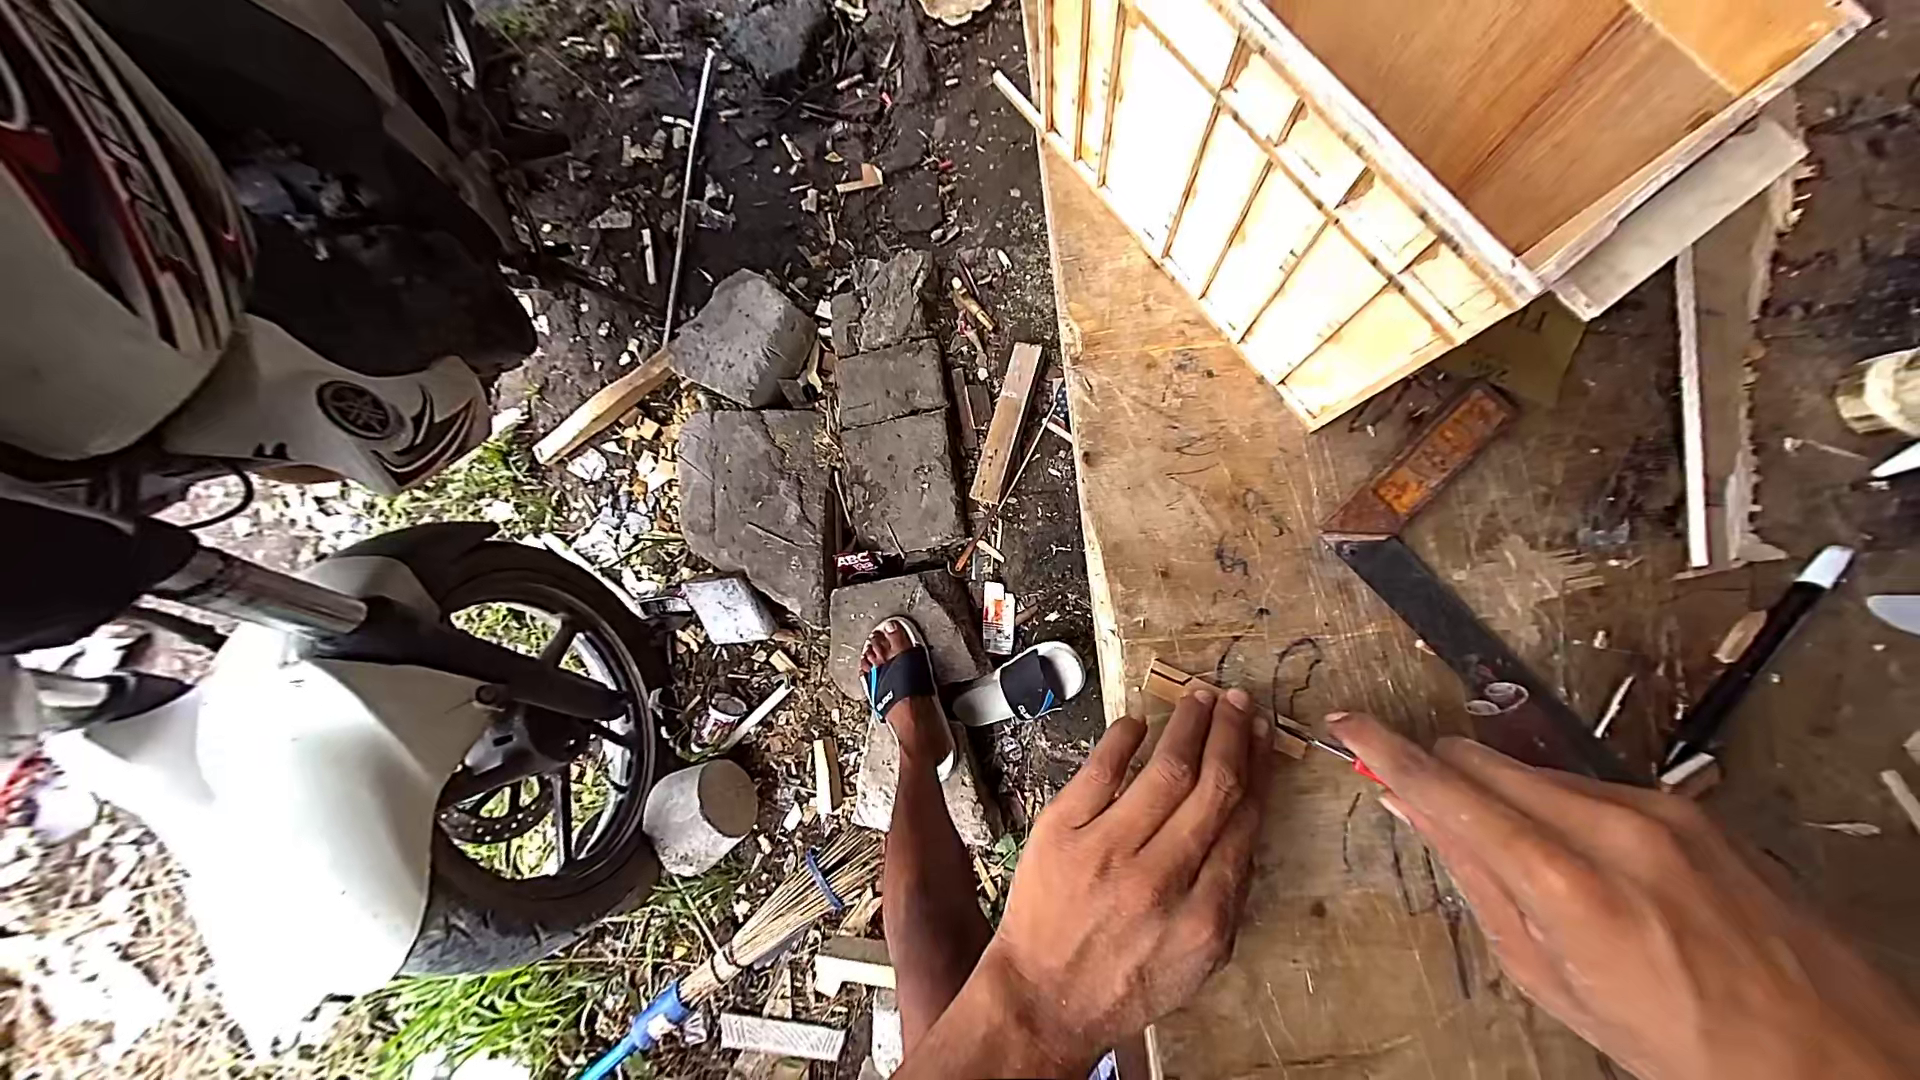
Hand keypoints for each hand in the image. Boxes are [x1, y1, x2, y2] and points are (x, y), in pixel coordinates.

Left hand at [895, 687, 1276, 1077]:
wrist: (1044, 994)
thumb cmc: (1125, 979)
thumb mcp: (1196, 959)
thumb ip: (1226, 892)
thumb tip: (1243, 816)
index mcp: (1205, 916)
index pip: (1242, 821)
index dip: (1258, 768)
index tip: (1263, 736)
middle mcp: (1160, 877)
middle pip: (1210, 786)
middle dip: (1231, 735)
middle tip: (1238, 701)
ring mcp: (1106, 848)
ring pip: (1163, 770)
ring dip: (1188, 725)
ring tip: (1200, 698)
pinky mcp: (1061, 828)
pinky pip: (1100, 769)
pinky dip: (1122, 739)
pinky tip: (1137, 721)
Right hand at [1331, 712, 1919, 1079]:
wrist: (1853, 1068)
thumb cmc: (1675, 1044)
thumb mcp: (1546, 976)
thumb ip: (1470, 877)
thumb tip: (1405, 805)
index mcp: (1567, 885)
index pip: (1443, 789)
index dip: (1382, 750)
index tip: (1344, 721)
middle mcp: (1610, 828)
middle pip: (1474, 759)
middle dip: (1437, 772)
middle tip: (1428, 808)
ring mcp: (1655, 810)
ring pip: (1522, 769)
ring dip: (1495, 794)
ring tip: (1526, 858)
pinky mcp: (1685, 805)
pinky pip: (1576, 783)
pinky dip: (1548, 804)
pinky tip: (1583, 858)